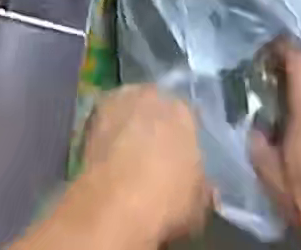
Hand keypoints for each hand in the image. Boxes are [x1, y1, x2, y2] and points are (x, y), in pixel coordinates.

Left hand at [80, 85, 212, 244]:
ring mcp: (122, 98)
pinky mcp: (94, 110)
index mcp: (183, 112)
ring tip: (127, 149)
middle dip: (156, 122)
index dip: (184, 136)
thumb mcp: (198, 204)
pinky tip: (107, 151)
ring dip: (130, 120)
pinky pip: (106, 117)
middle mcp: (154, 95)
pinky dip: (108, 130)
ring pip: (130, 105)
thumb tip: (206, 188)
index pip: (188, 116)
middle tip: (154, 150)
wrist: (116, 202)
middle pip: (157, 104)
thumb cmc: (166, 201)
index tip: (181, 154)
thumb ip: (203, 187)